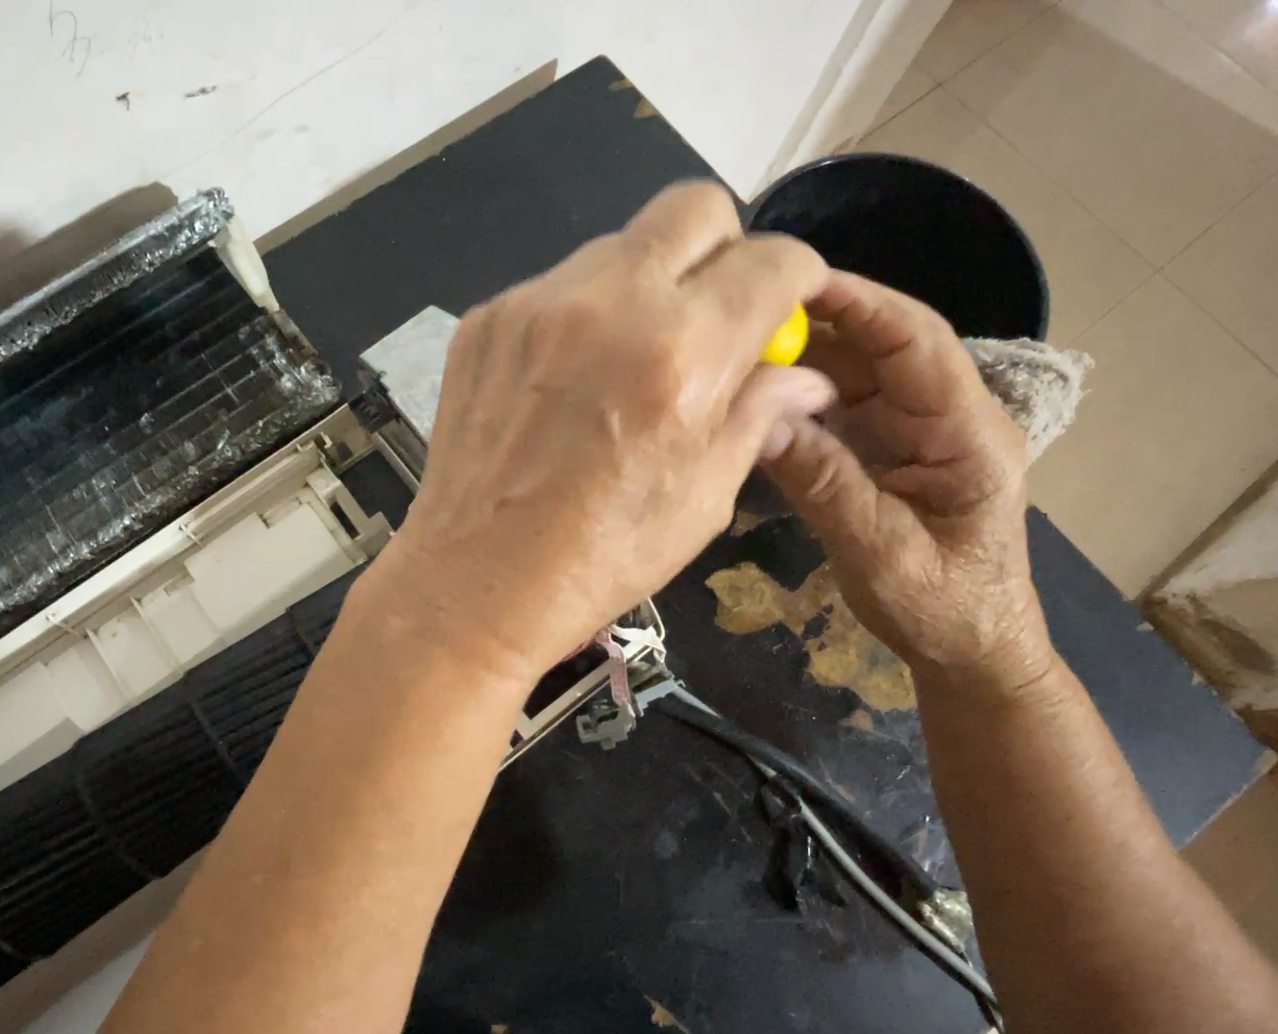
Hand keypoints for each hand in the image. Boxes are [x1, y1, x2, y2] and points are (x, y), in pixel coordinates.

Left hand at [367, 181, 835, 674]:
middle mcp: (608, 302)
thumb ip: (758, 413)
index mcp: (682, 351)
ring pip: (619, 244)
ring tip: (630, 358)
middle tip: (713, 314)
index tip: (789, 307)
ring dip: (647, 282)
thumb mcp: (704, 497)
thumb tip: (802, 374)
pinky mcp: (486, 319)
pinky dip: (583, 313)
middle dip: (724, 250)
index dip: (798, 278)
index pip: (771, 260)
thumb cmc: (603, 557)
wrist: (475, 580)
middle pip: (694, 209)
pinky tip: (569, 379)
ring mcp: (535, 303)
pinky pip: (557, 285)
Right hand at [762, 272, 1051, 689]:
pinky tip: (753, 396)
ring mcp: (914, 429)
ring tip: (733, 352)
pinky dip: (796, 397)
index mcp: (967, 434)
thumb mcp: (881, 556)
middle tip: (737, 315)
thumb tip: (760, 422)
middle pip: (880, 345)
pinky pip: (839, 406)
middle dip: (815, 323)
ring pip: (855, 371)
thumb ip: (827, 487)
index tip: (792, 279)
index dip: (859, 303)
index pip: (917, 342)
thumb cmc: (944, 610)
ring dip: (798, 359)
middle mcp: (944, 415)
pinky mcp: (887, 447)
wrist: (972, 651)